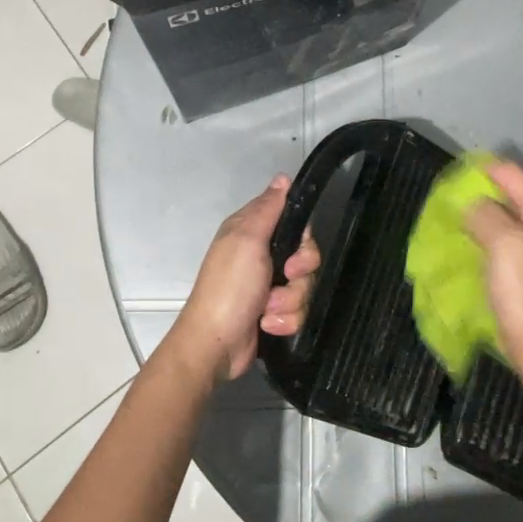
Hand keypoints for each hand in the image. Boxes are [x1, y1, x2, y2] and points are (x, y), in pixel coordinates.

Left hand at [168, 175, 321, 382]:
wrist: (216, 344)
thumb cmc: (229, 287)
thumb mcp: (247, 240)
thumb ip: (268, 209)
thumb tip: (282, 178)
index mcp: (251, 232)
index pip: (293, 221)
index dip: (302, 236)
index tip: (297, 247)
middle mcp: (261, 256)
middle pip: (306, 257)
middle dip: (301, 273)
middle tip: (285, 277)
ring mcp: (268, 287)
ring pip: (305, 287)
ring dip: (290, 302)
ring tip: (268, 310)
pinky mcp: (274, 313)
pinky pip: (298, 312)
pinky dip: (285, 320)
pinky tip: (268, 325)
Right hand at [464, 162, 522, 384]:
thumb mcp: (503, 242)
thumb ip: (485, 213)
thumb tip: (470, 204)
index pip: (513, 175)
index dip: (484, 168)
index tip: (453, 171)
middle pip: (508, 197)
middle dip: (478, 192)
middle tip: (445, 195)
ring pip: (501, 221)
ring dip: (476, 217)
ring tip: (448, 218)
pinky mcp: (522, 274)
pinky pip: (497, 244)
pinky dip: (479, 239)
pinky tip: (461, 245)